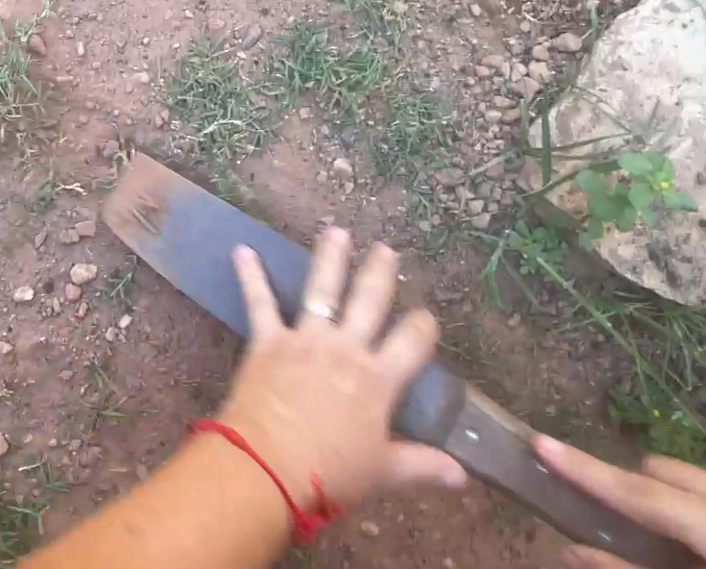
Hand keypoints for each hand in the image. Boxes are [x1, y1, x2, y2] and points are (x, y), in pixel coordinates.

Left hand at [214, 227, 467, 509]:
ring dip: (329, 258)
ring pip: (322, 290)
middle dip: (380, 273)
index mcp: (378, 379)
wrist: (268, 467)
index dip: (423, 325)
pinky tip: (242, 250)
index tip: (426, 314)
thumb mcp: (382, 472)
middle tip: (387, 249)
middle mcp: (345, 349)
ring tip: (336, 231)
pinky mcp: (268, 340)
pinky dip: (250, 276)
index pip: (411, 342)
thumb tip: (463, 475)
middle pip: (369, 302)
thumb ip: (422, 465)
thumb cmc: (329, 473)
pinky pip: (260, 303)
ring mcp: (305, 340)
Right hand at [534, 435, 705, 568]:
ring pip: (697, 486)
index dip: (587, 471)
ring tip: (653, 548)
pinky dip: (699, 523)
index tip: (540, 442)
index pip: (644, 493)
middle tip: (599, 518)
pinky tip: (699, 559)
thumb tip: (572, 551)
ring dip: (664, 507)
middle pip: (667, 475)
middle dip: (627, 490)